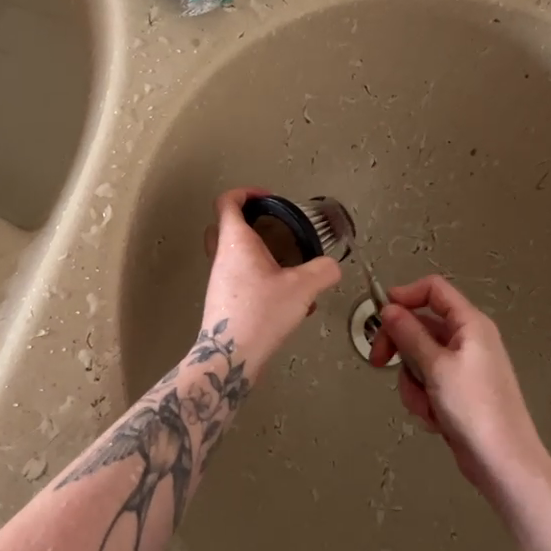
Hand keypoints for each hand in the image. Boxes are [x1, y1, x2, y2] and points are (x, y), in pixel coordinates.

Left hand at [200, 188, 341, 381]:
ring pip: (231, 254)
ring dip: (255, 252)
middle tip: (272, 227)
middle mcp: (221, 256)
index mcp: (235, 241)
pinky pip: (238, 277)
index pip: (227, 201)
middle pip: (222, 225)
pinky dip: (257, 277)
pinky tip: (285, 297)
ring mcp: (218, 280)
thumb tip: (333, 266)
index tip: (268, 198)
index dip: (246, 192)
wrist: (230, 357)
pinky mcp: (222, 301)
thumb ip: (322, 271)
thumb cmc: (261, 312)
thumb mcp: (302, 288)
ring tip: (287, 266)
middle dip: (246, 220)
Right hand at [368, 275, 550, 498]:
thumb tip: (388, 308)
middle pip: (421, 325)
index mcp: (470, 324)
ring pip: (419, 358)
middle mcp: (467, 340)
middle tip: (379, 361)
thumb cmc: (473, 407)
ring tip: (426, 403)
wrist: (503, 464)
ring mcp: (463, 367)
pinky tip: (435, 418)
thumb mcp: (436, 366)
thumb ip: (409, 334)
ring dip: (414, 381)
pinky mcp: (458, 393)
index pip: (434, 289)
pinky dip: (424, 398)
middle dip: (400, 345)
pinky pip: (428, 383)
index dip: (405, 295)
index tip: (380, 313)